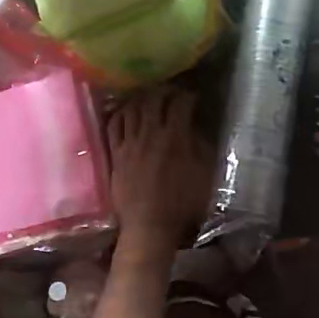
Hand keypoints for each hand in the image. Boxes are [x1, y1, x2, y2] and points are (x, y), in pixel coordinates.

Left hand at [107, 90, 212, 245]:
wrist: (149, 226)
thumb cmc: (182, 204)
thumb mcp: (204, 175)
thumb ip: (201, 148)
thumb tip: (198, 128)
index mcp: (175, 138)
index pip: (180, 104)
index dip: (188, 96)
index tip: (194, 97)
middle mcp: (150, 134)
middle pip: (154, 100)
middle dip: (165, 91)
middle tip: (172, 94)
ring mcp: (129, 143)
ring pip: (132, 108)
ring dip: (142, 99)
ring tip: (150, 99)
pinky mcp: (116, 154)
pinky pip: (114, 125)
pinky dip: (121, 113)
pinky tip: (127, 112)